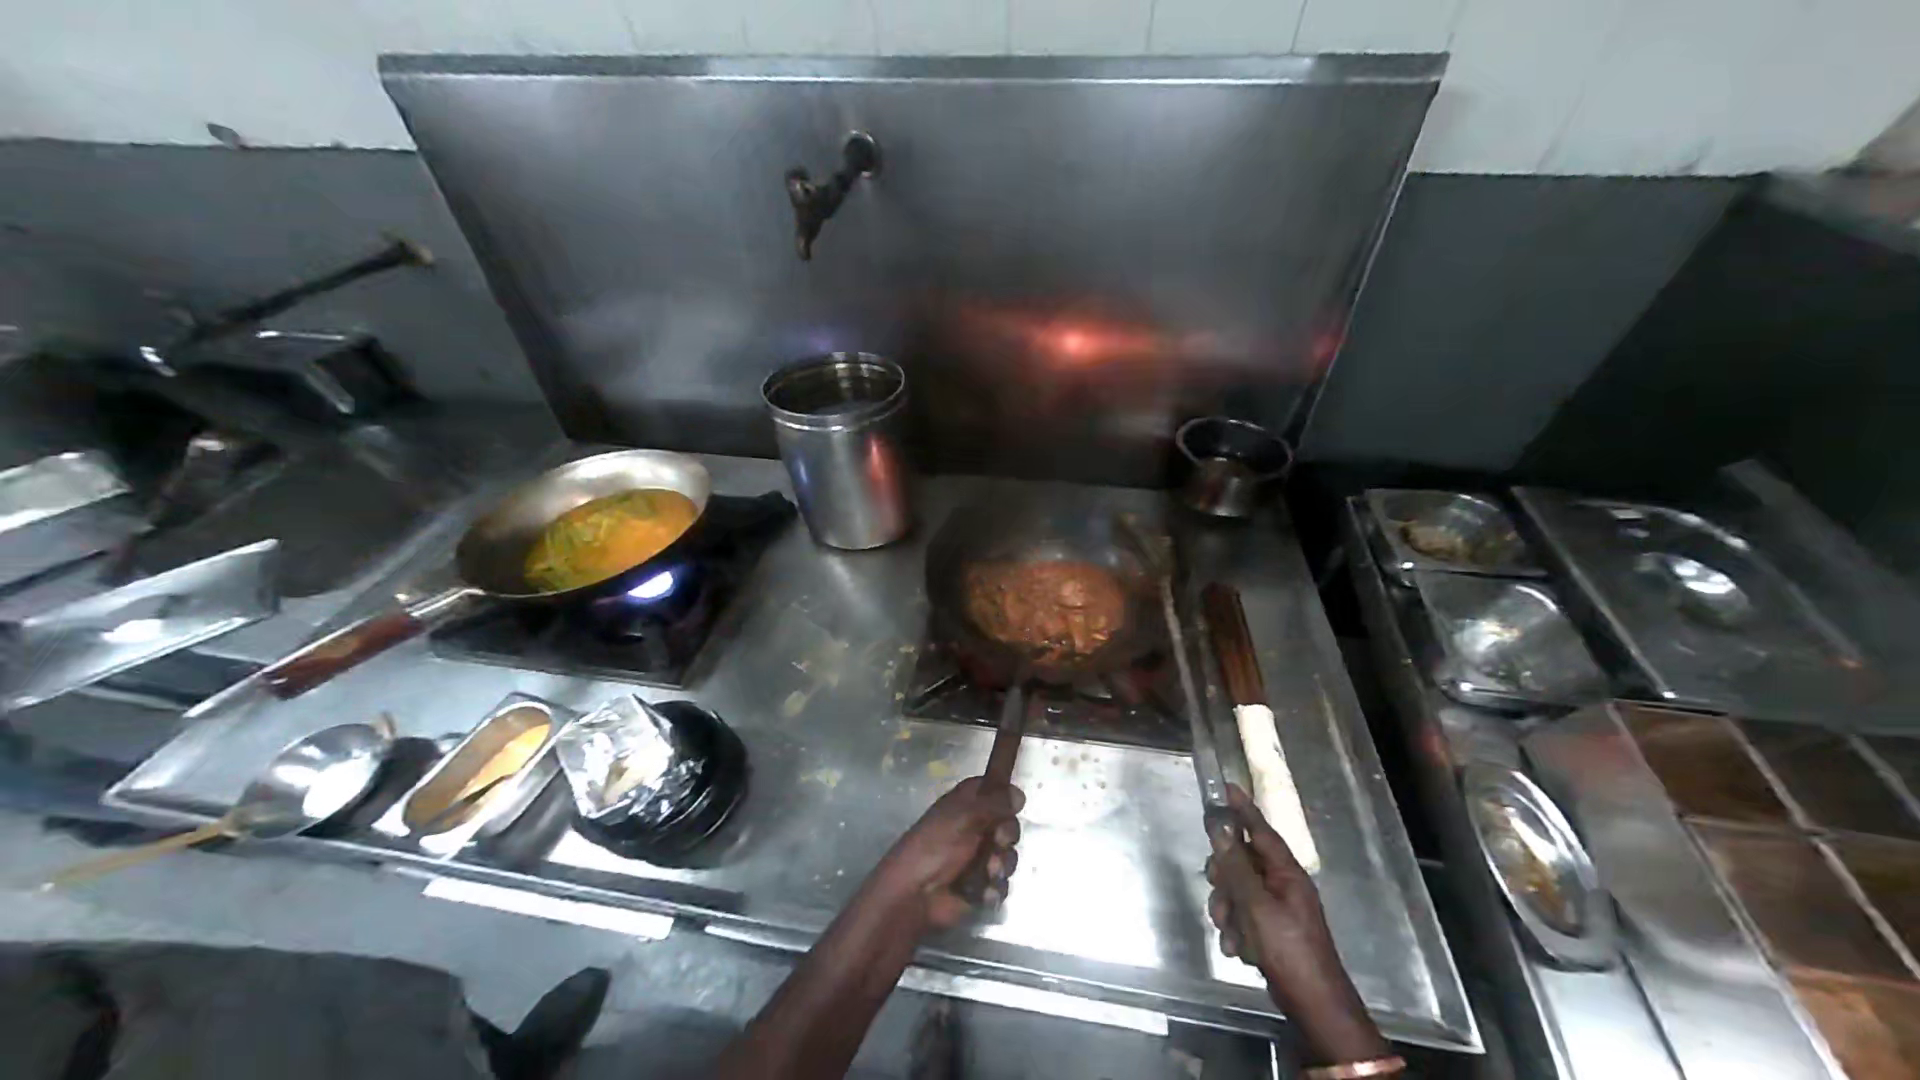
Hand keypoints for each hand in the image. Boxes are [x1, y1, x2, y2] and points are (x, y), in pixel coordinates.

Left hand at [874, 777, 1023, 928]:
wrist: (914, 894)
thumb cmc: (935, 846)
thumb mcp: (964, 816)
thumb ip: (994, 803)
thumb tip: (1018, 795)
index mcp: (966, 803)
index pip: (993, 788)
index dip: (1005, 795)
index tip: (1014, 805)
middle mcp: (974, 826)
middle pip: (1008, 824)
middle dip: (1007, 835)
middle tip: (998, 841)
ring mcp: (978, 857)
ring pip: (1008, 855)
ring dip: (1001, 864)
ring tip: (988, 872)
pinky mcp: (981, 885)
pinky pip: (1002, 883)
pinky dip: (994, 888)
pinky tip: (983, 893)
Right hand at [1207, 785, 1387, 1065]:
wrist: (1312, 1003)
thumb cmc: (1288, 948)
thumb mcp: (1255, 904)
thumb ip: (1235, 864)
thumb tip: (1219, 825)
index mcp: (1285, 871)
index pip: (1259, 829)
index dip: (1242, 808)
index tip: (1225, 786)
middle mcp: (1281, 883)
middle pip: (1240, 861)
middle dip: (1224, 878)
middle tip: (1216, 888)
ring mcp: (1276, 907)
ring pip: (1236, 890)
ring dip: (1227, 909)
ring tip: (1231, 932)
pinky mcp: (1270, 929)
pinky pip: (1241, 915)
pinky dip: (1236, 930)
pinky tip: (1238, 949)